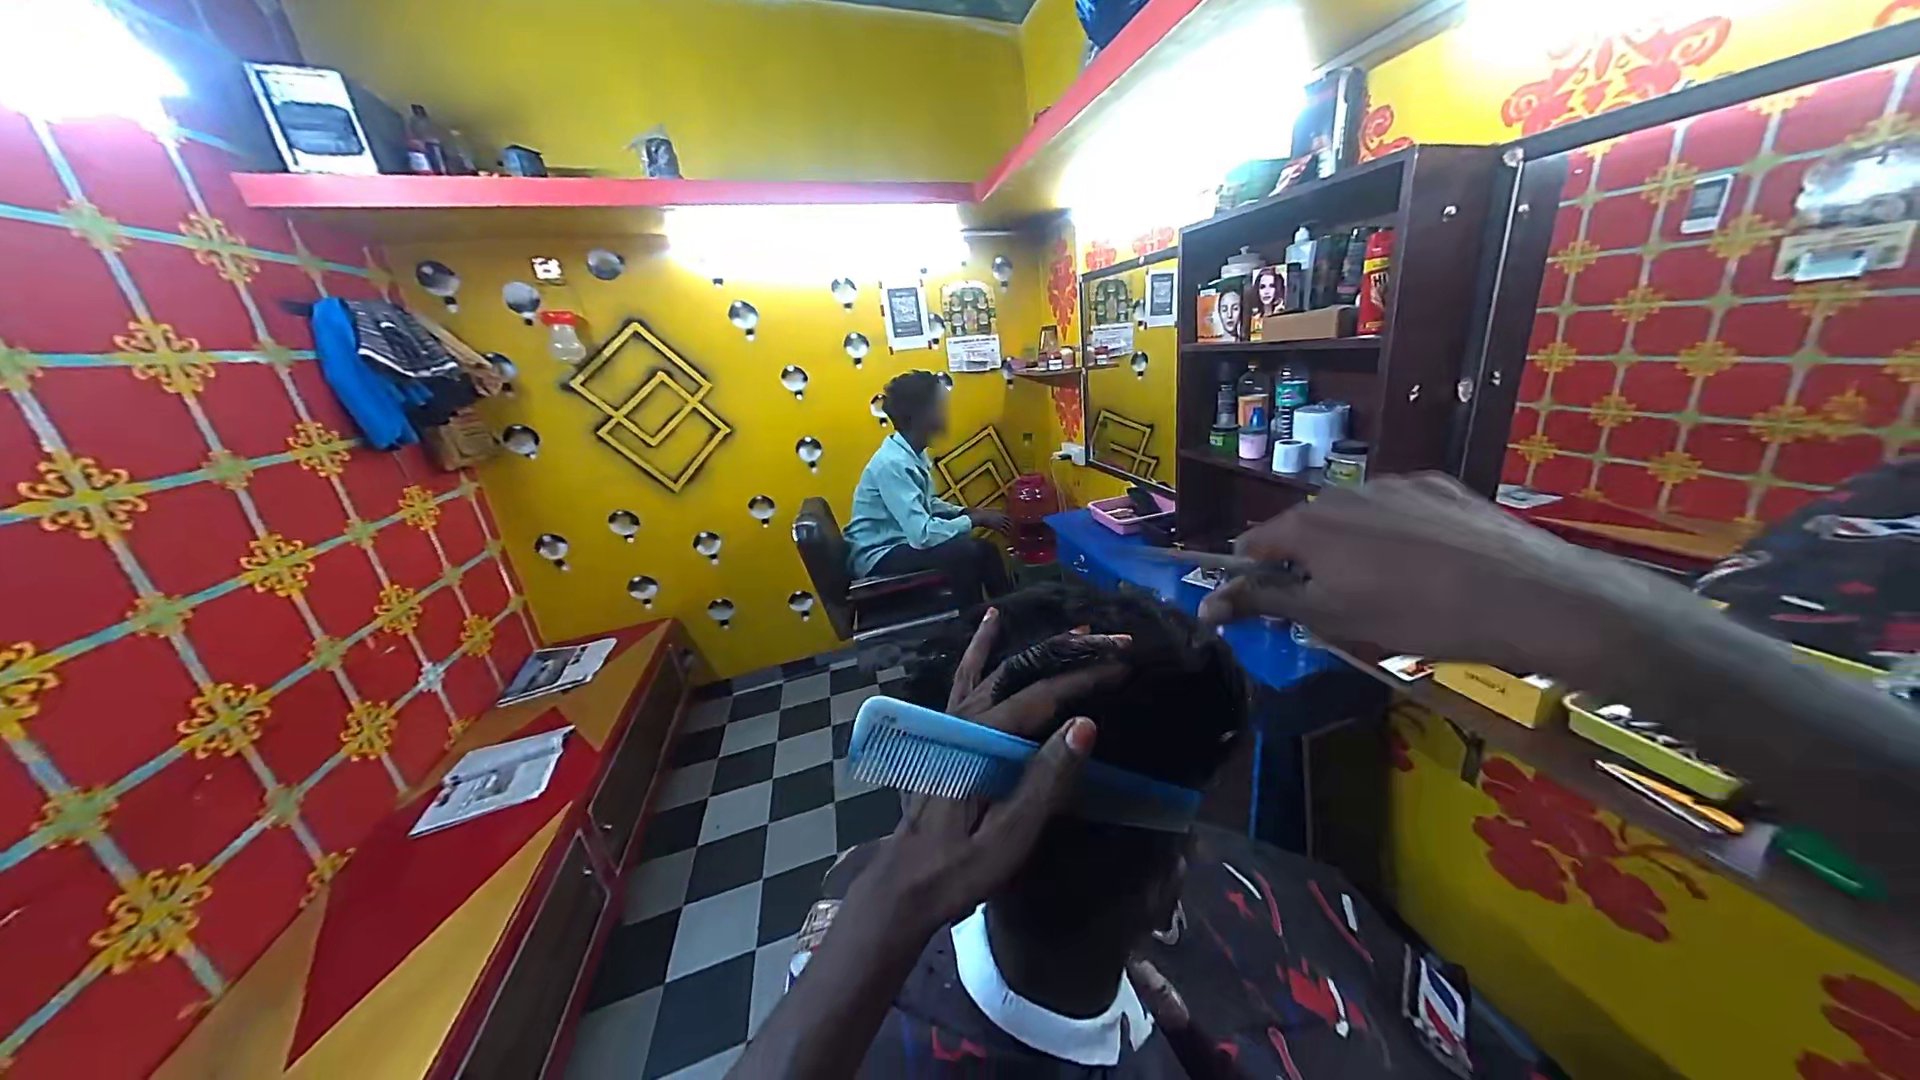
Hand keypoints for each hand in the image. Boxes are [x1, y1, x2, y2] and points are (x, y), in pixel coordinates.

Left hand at [859, 610, 1125, 930]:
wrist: (903, 885)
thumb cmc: (958, 868)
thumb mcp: (1008, 836)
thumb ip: (1045, 780)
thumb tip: (1085, 724)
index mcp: (980, 740)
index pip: (1041, 697)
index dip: (1084, 679)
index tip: (1123, 664)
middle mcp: (962, 719)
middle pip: (1020, 673)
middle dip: (1068, 654)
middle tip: (1112, 641)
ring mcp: (949, 720)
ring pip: (996, 668)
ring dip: (1037, 649)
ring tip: (1073, 629)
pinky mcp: (945, 729)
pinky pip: (966, 677)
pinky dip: (980, 648)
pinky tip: (990, 623)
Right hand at [969, 509, 1012, 532]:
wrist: (980, 517)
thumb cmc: (982, 514)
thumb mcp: (988, 510)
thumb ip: (991, 511)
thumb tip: (992, 512)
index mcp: (999, 513)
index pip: (1007, 517)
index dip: (1009, 520)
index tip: (1010, 522)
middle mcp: (1001, 518)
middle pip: (1009, 522)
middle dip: (1011, 525)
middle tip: (1012, 529)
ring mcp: (1000, 522)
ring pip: (1007, 527)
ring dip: (1009, 530)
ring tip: (1010, 533)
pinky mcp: (998, 527)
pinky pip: (1004, 531)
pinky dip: (1006, 534)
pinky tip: (1007, 536)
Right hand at [1197, 473, 1646, 675]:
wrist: (1534, 598)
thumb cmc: (1413, 615)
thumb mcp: (1328, 617)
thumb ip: (1261, 602)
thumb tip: (1204, 606)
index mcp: (1306, 524)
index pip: (1252, 544)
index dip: (1254, 575)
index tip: (1275, 604)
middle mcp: (1340, 492)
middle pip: (1301, 529)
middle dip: (1306, 563)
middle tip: (1339, 604)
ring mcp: (1392, 484)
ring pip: (1349, 518)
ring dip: (1350, 547)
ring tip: (1392, 585)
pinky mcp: (1438, 485)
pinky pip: (1396, 509)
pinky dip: (1396, 533)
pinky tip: (1430, 562)